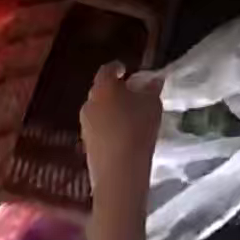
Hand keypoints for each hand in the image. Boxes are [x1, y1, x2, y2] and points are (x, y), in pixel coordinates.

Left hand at [80, 62, 162, 194]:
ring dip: (110, 109)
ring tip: (129, 115)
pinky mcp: (86, 146)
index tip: (127, 70)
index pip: (107, 70)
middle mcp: (89, 104)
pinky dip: (108, 126)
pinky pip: (98, 128)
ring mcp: (85, 126)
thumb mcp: (153, 103)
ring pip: (98, 110)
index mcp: (103, 88)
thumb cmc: (138, 128)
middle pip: (100, 90)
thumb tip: (154, 80)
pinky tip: (123, 134)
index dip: (117, 68)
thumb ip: (152, 88)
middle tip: (131, 92)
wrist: (119, 172)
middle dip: (114, 90)